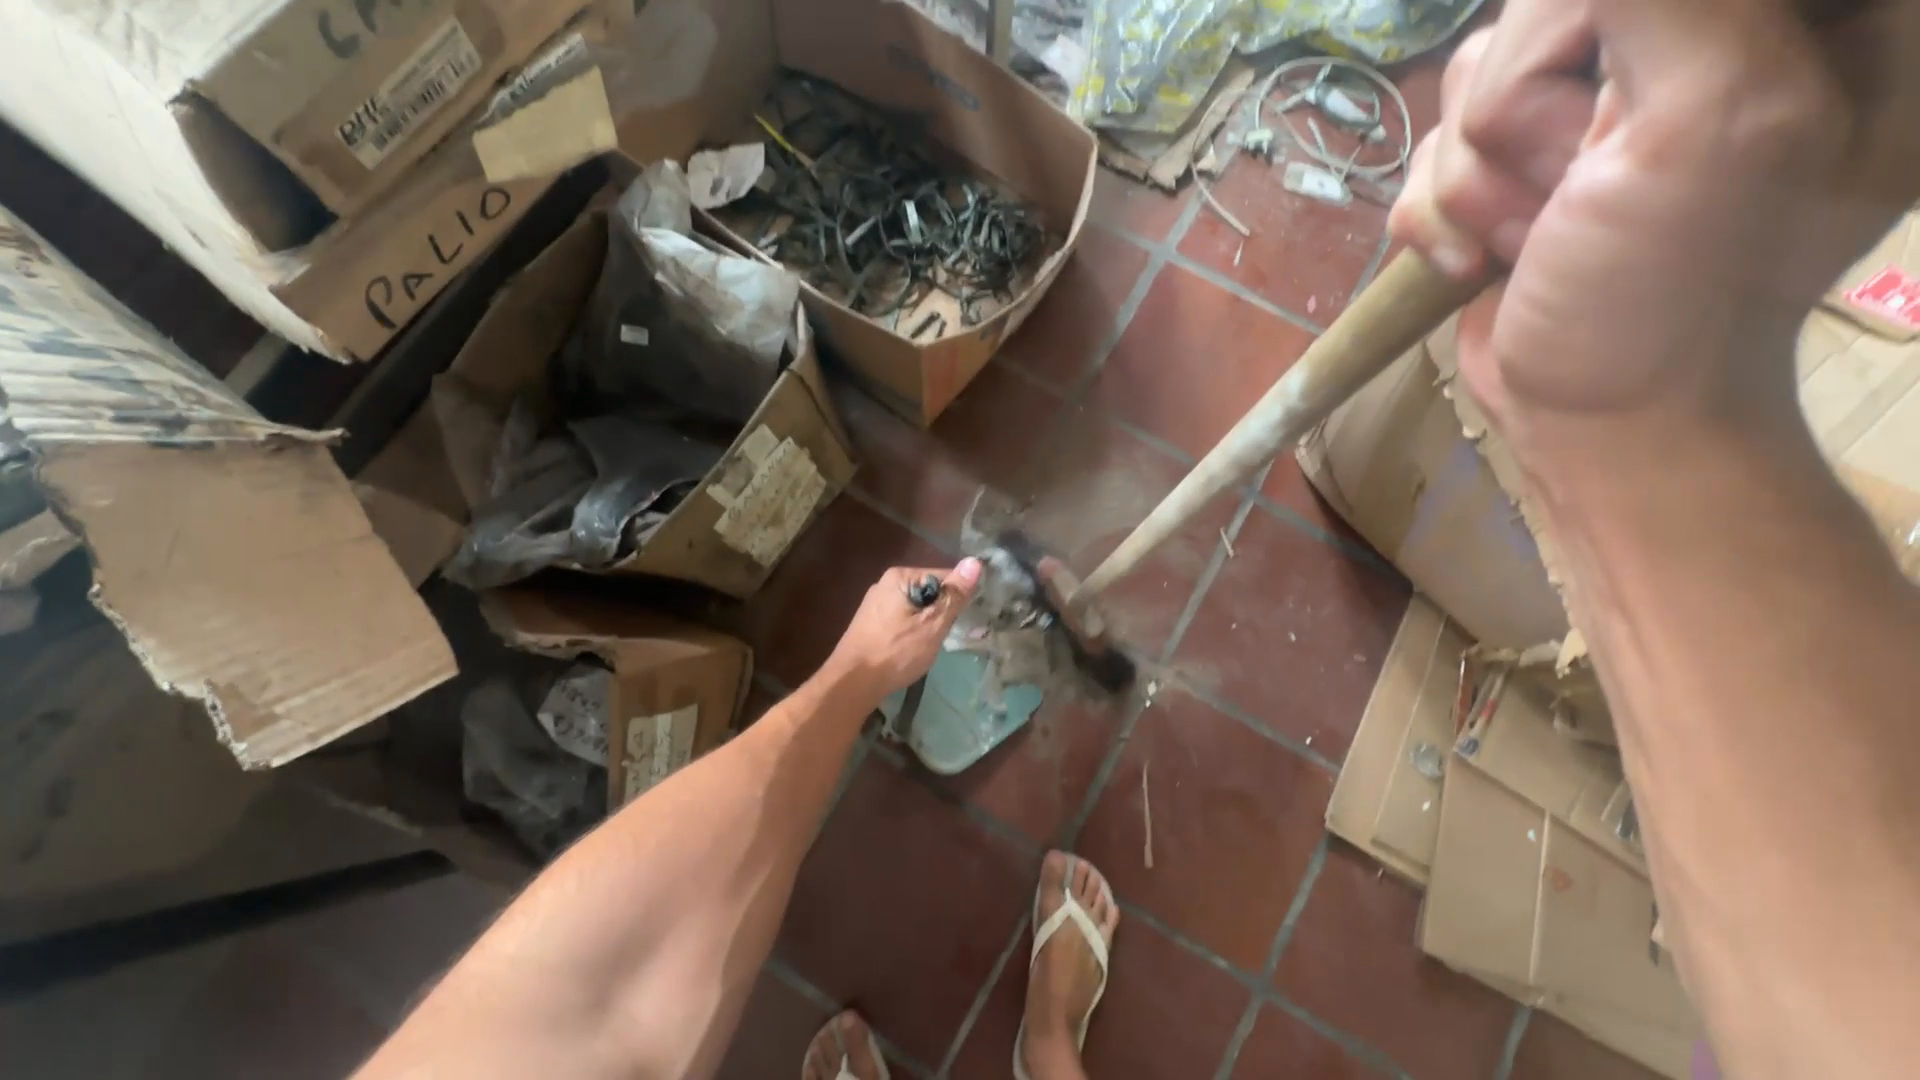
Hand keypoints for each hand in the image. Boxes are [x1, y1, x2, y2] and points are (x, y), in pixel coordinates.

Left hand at [821, 558, 983, 701]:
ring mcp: (875, 603)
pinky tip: (911, 649)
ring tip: (929, 646)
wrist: (851, 682)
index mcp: (900, 576)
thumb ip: (954, 594)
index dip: (957, 599)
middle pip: (929, 592)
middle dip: (941, 612)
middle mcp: (886, 583)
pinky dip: (911, 631)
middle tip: (944, 637)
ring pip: (916, 608)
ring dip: (927, 624)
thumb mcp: (932, 624)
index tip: (963, 621)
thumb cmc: (895, 652)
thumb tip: (975, 561)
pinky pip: (901, 619)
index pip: (944, 576)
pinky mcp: (870, 622)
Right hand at [1389, 0, 1919, 444]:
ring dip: (1475, 183)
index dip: (1585, 40)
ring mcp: (1580, 115)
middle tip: (1573, 194)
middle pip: (1531, 17)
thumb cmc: (1668, 293)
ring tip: (1530, 239)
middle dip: (1520, 122)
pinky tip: (1479, 262)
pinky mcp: (1507, 173)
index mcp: (1783, 18)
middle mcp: (1679, 47)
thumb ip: (1661, 2)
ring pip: (1467, 84)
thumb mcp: (1708, 120)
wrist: (1593, 416)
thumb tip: (1550, 1)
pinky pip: (1429, 154)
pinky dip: (1436, 218)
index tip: (1608, 125)